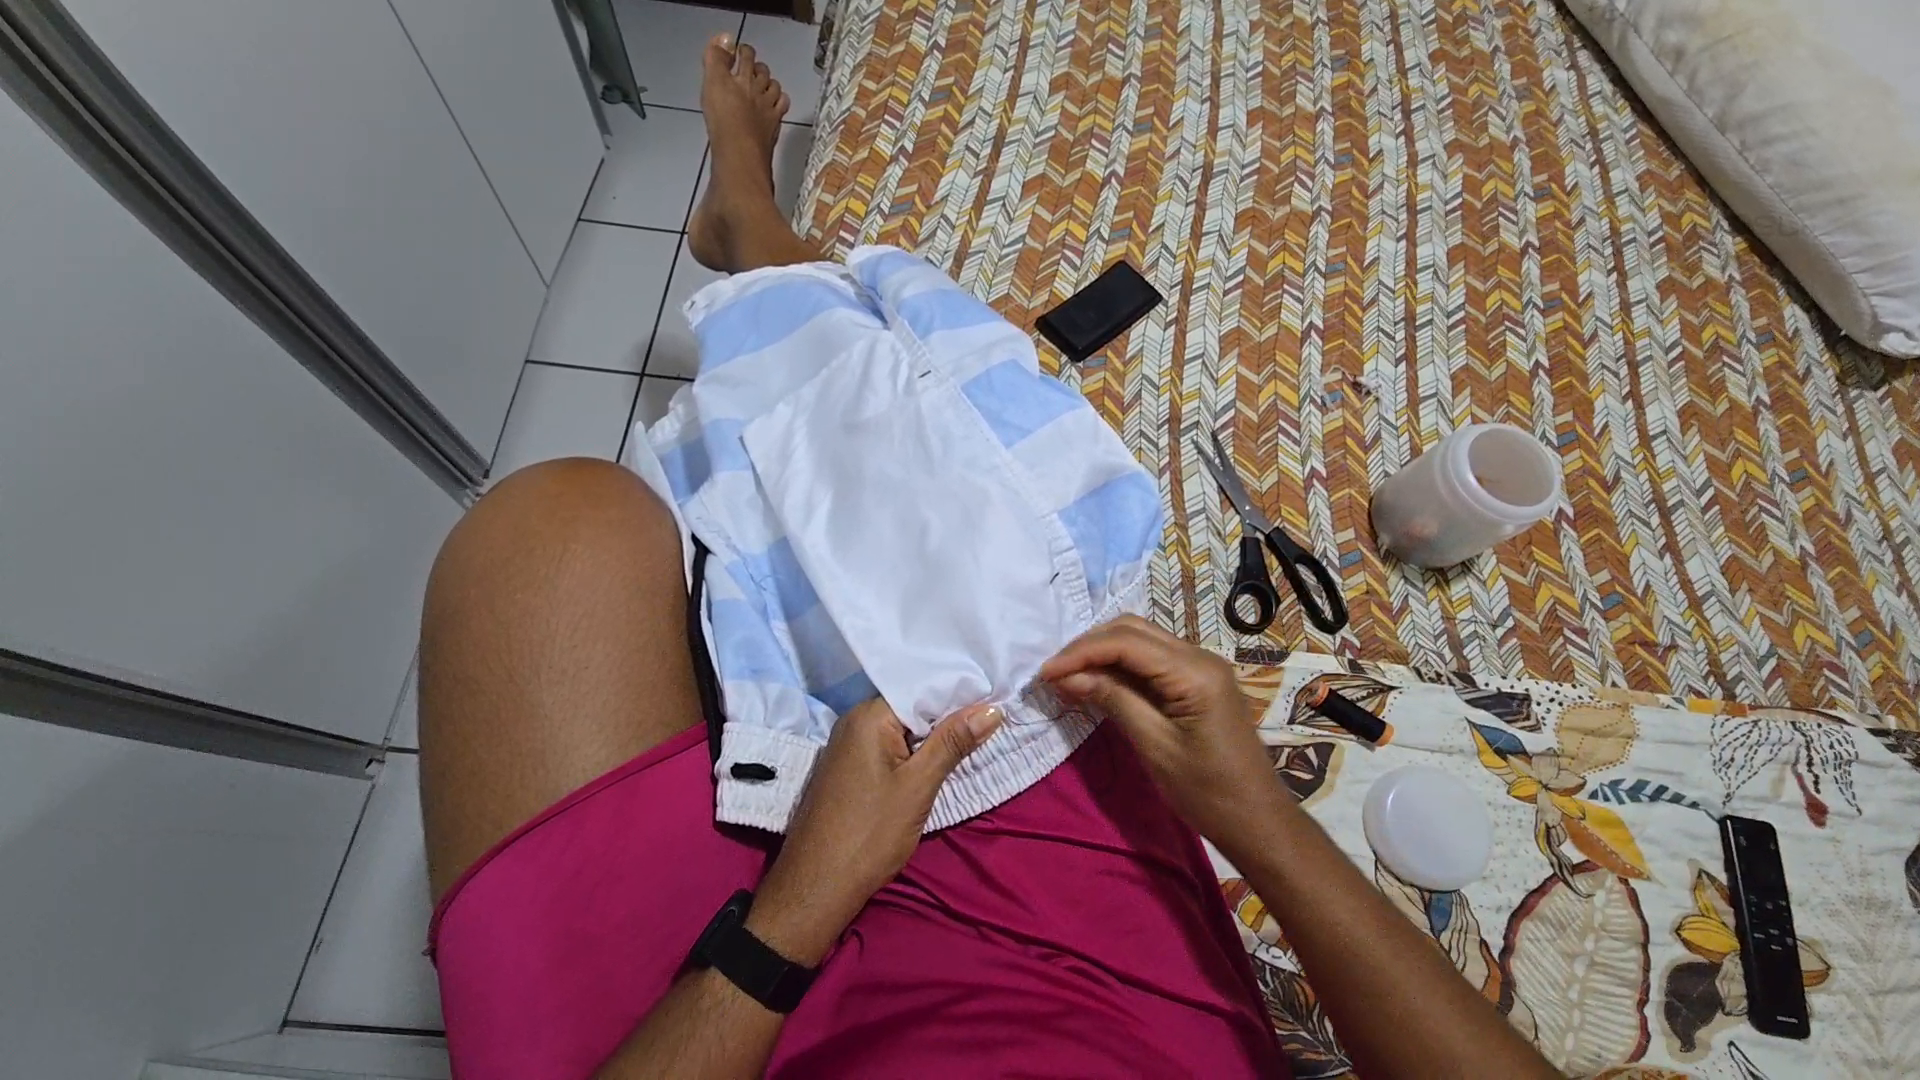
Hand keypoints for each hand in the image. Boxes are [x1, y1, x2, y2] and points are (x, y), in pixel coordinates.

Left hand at [748, 698, 1001, 964]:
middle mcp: (854, 721)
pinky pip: (889, 746)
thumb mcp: (918, 785)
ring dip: (934, 734)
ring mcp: (849, 745)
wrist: (817, 887)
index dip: (958, 691)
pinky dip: (915, 750)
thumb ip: (953, 742)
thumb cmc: (870, 834)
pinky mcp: (850, 768)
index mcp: (869, 715)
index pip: (920, 686)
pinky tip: (941, 757)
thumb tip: (993, 708)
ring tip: (979, 730)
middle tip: (994, 712)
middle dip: (950, 713)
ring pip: (902, 728)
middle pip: (911, 706)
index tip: (995, 693)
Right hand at [1040, 615, 1282, 852]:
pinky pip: (1152, 660)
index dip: (1081, 653)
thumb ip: (1113, 700)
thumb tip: (1066, 676)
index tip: (1045, 674)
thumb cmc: (1207, 791)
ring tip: (1068, 677)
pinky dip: (1120, 666)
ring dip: (1102, 652)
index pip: (1126, 643)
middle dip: (1088, 646)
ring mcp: (1202, 667)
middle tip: (1054, 674)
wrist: (1257, 821)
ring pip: (1141, 640)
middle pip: (1133, 630)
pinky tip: (1097, 683)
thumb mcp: (1154, 746)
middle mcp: (1200, 657)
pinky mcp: (1198, 682)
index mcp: (1194, 672)